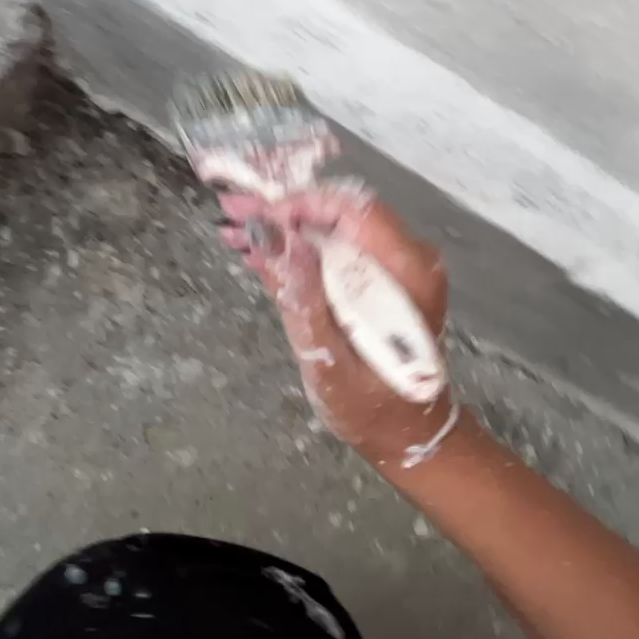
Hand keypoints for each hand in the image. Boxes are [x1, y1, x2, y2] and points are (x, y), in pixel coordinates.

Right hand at [218, 184, 459, 468]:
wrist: (405, 434)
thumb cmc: (371, 406)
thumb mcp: (329, 362)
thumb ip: (304, 299)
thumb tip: (277, 238)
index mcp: (406, 271)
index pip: (354, 211)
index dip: (303, 204)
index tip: (257, 214)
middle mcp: (405, 257)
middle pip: (339, 213)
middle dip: (282, 211)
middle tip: (232, 209)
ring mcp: (391, 265)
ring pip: (331, 227)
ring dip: (282, 227)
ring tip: (232, 229)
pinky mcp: (374, 276)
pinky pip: (333, 248)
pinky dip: (296, 248)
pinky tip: (256, 250)